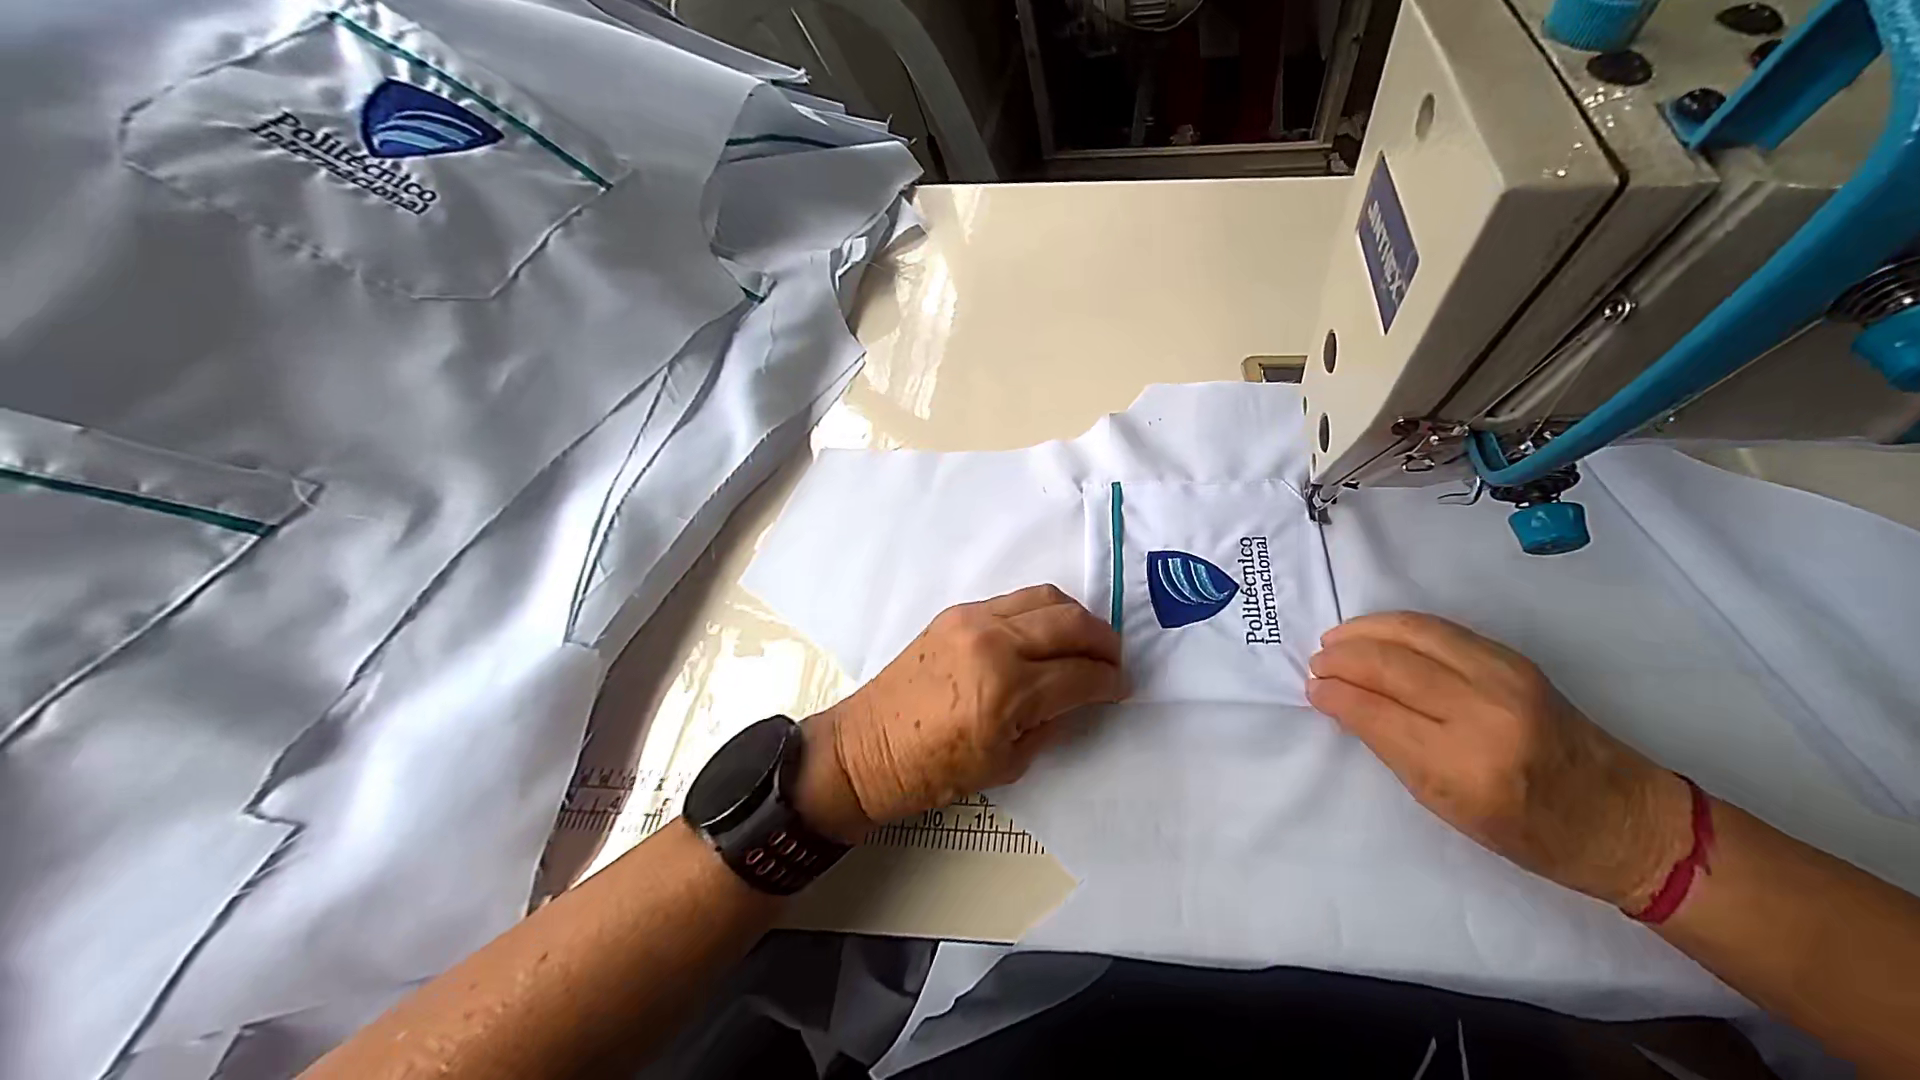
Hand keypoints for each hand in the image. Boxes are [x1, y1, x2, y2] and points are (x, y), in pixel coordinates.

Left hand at [802, 585, 1126, 837]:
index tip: (1121, 687)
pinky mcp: (955, 614)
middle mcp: (994, 643)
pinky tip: (1043, 635)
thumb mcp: (1006, 763)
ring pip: (1044, 598)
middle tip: (1113, 660)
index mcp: (1008, 690)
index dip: (1110, 682)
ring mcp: (972, 621)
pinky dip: (1039, 613)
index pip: (1080, 674)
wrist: (868, 748)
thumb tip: (1080, 698)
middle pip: (1071, 624)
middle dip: (1104, 641)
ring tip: (1084, 641)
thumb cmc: (933, 771)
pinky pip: (1012, 601)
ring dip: (1075, 617)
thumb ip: (1051, 723)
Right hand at [1305, 612, 1692, 911]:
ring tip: (1337, 641)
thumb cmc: (1527, 831)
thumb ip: (1389, 745)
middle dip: (1342, 658)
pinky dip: (1397, 627)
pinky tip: (1377, 636)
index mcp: (1463, 765)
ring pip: (1413, 632)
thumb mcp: (1443, 803)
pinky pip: (1440, 629)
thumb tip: (1340, 701)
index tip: (1312, 688)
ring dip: (1364, 632)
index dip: (1334, 693)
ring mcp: (1505, 678)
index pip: (1375, 711)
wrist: (1624, 819)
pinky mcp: (1515, 660)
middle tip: (1318, 662)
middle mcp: (1484, 713)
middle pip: (1390, 664)